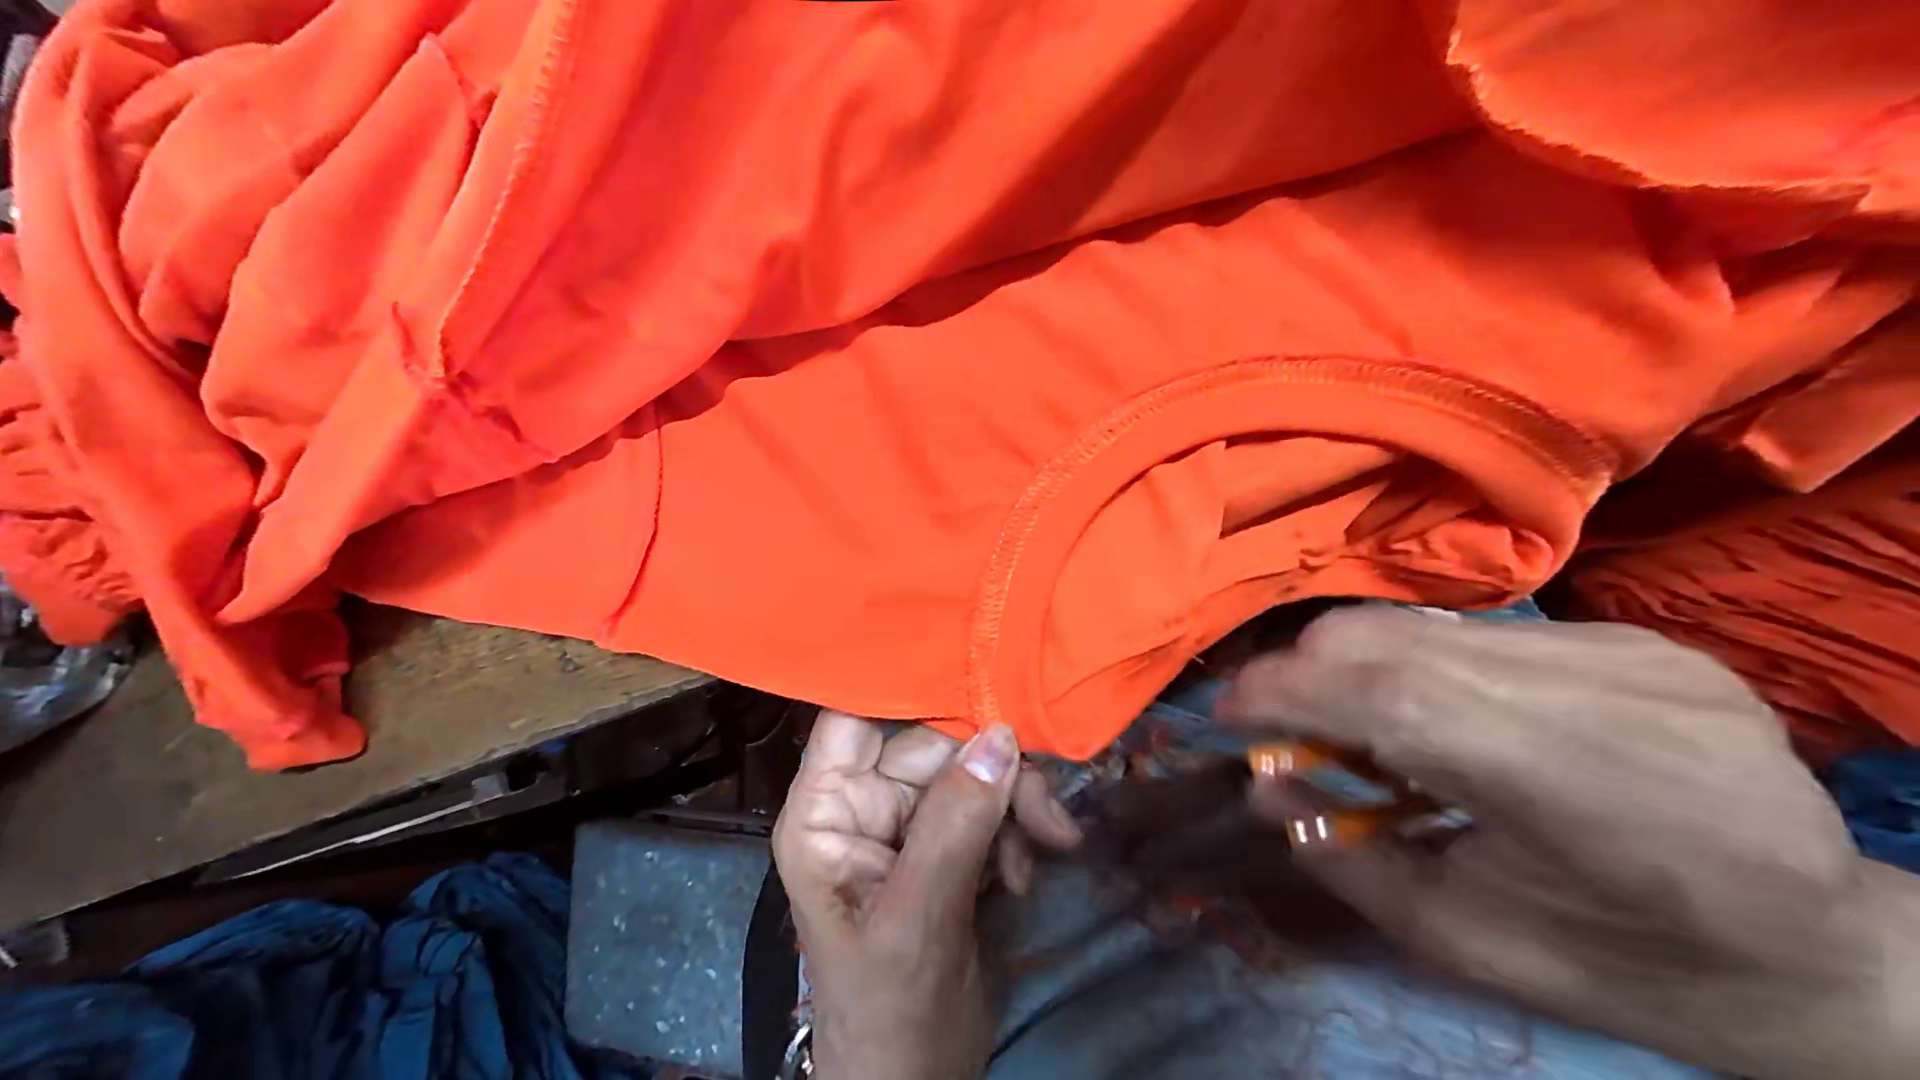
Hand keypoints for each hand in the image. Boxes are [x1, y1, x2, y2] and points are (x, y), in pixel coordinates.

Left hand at [772, 711, 1020, 1079]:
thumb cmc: (889, 1013)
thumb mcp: (917, 920)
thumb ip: (955, 825)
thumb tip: (999, 737)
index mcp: (825, 812)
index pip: (852, 717)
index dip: (901, 686)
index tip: (969, 665)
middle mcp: (863, 804)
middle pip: (930, 742)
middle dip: (989, 767)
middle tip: (1044, 805)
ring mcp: (907, 822)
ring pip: (968, 772)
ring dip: (1014, 802)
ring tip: (1048, 844)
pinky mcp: (946, 842)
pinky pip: (987, 805)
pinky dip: (1016, 829)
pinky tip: (1027, 872)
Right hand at [1217, 608, 1914, 1079]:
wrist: (1833, 952)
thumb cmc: (1636, 971)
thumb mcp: (1474, 946)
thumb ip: (1352, 861)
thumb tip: (1259, 785)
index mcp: (1602, 797)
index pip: (1398, 700)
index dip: (1289, 693)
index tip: (1226, 714)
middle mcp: (1621, 695)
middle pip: (1397, 641)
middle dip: (1302, 671)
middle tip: (1270, 720)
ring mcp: (1633, 652)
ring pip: (1422, 625)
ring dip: (1347, 664)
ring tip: (1338, 718)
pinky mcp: (1631, 635)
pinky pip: (1465, 631)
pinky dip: (1406, 662)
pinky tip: (1421, 711)